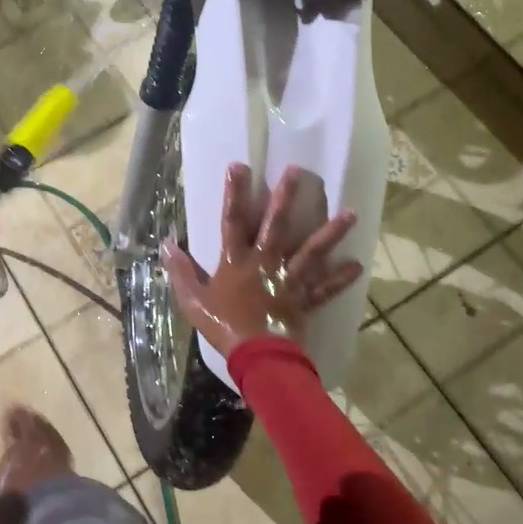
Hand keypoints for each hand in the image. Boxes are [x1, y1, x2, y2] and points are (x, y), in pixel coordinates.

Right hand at [161, 163, 363, 357]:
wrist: (258, 358)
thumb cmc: (223, 326)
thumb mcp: (193, 299)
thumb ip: (180, 270)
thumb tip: (165, 243)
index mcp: (236, 261)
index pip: (232, 220)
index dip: (235, 193)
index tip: (239, 166)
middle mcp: (265, 263)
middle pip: (276, 226)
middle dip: (285, 198)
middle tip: (296, 172)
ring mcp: (289, 281)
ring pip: (311, 252)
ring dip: (330, 233)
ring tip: (350, 213)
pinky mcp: (305, 301)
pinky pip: (325, 289)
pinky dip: (340, 279)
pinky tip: (357, 265)